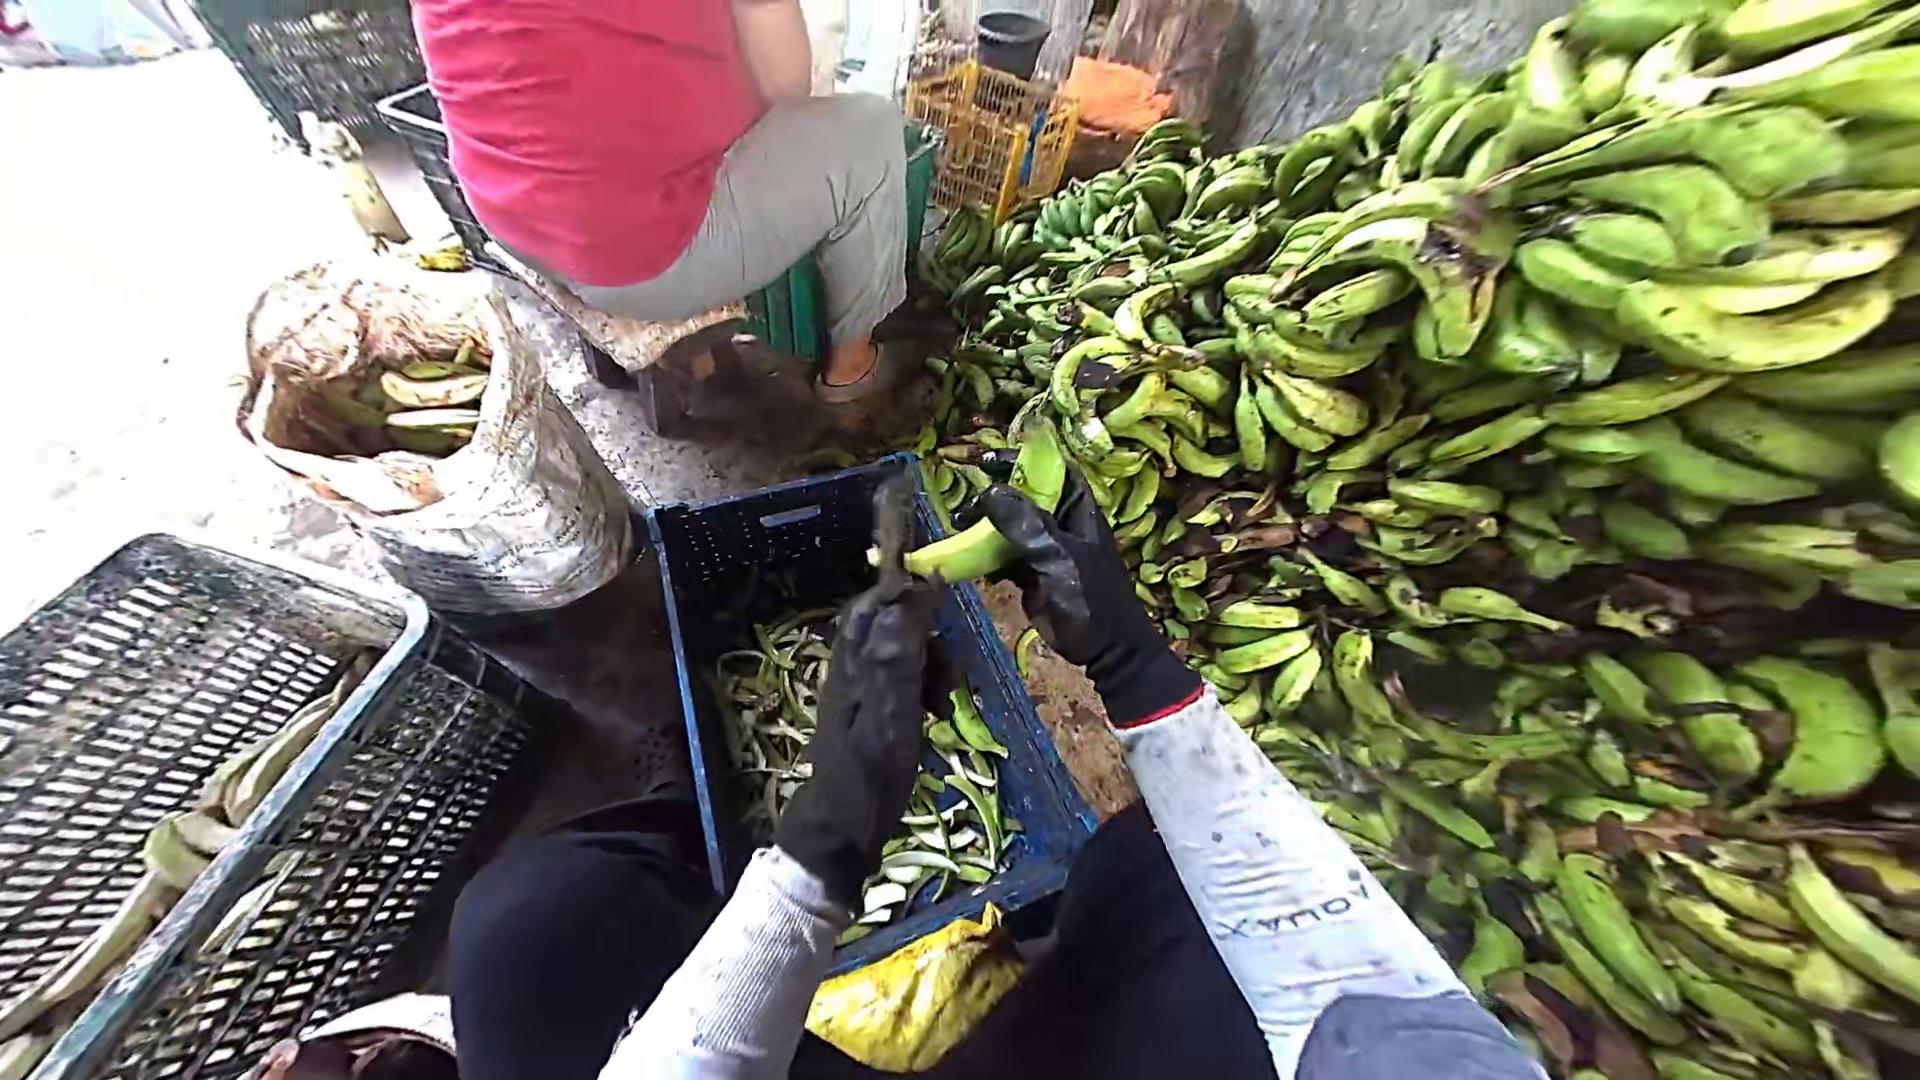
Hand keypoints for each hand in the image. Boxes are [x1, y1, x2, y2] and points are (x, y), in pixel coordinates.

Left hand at [774, 578, 934, 906]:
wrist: (845, 823)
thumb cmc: (872, 766)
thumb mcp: (893, 704)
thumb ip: (901, 645)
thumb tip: (918, 589)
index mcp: (853, 654)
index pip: (881, 598)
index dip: (913, 592)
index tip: (947, 597)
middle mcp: (853, 660)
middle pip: (897, 622)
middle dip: (929, 637)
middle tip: (947, 668)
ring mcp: (861, 682)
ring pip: (905, 649)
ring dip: (932, 666)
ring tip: (944, 699)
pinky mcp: (872, 704)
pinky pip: (905, 677)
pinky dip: (925, 687)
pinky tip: (937, 712)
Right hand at [977, 474, 1201, 726]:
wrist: (1104, 649)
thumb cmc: (1090, 598)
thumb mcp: (1059, 557)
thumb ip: (1026, 524)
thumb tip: (990, 491)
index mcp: (1077, 509)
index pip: (1049, 469)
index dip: (1021, 459)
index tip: (987, 460)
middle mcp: (1060, 522)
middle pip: (1022, 496)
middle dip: (993, 497)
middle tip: (965, 507)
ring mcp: (1044, 548)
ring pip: (1009, 526)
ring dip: (984, 528)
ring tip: (959, 531)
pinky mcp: (1032, 572)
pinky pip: (1005, 555)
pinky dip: (988, 557)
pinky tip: (974, 565)